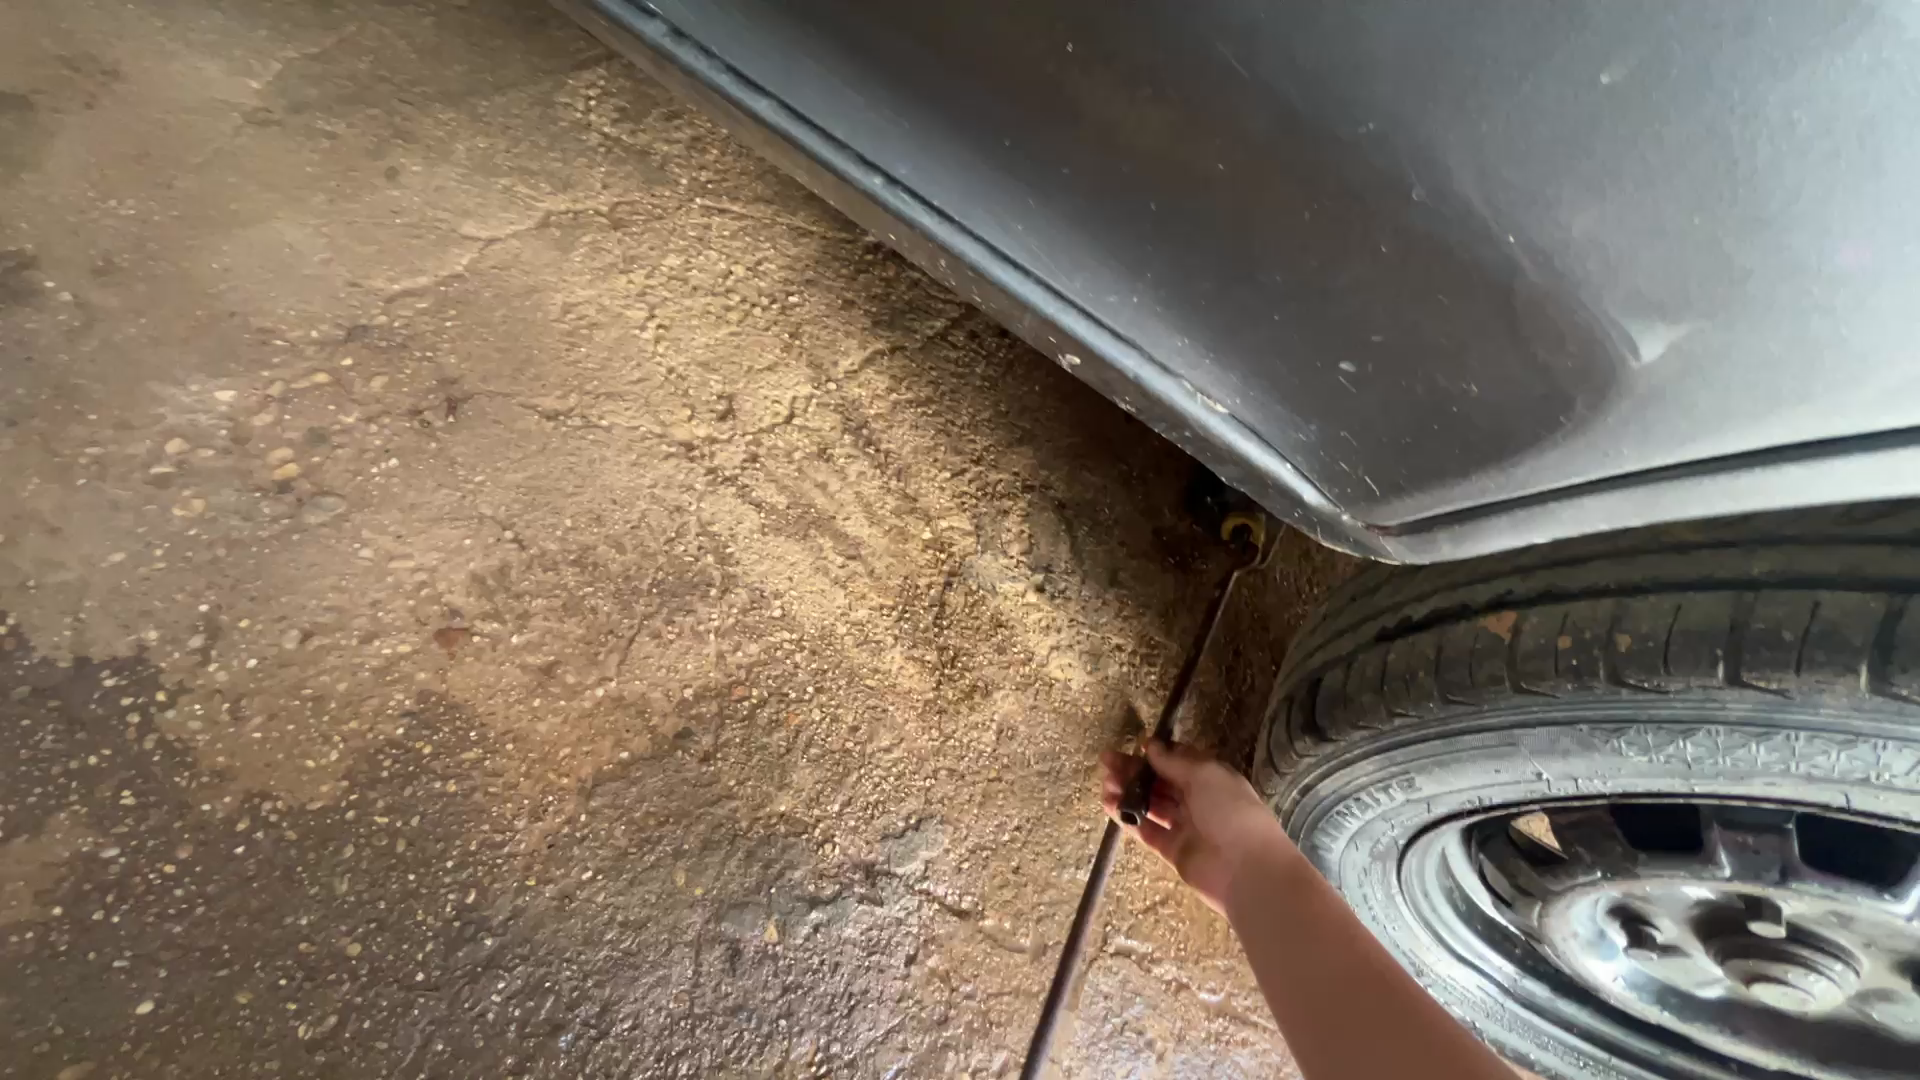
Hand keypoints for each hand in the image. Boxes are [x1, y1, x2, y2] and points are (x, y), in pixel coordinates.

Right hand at [1099, 740, 1295, 914]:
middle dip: (1135, 771)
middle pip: (1161, 781)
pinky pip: (1147, 830)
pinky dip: (1129, 817)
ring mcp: (1185, 826)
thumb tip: (1151, 745)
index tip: (1135, 747)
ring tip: (1105, 784)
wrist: (1247, 869)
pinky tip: (1110, 805)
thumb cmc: (1230, 811)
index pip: (1180, 761)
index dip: (1158, 754)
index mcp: (1211, 778)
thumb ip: (1173, 761)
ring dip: (1128, 792)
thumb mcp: (1203, 775)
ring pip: (1152, 804)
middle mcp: (1198, 800)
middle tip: (1107, 762)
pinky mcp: (1173, 850)